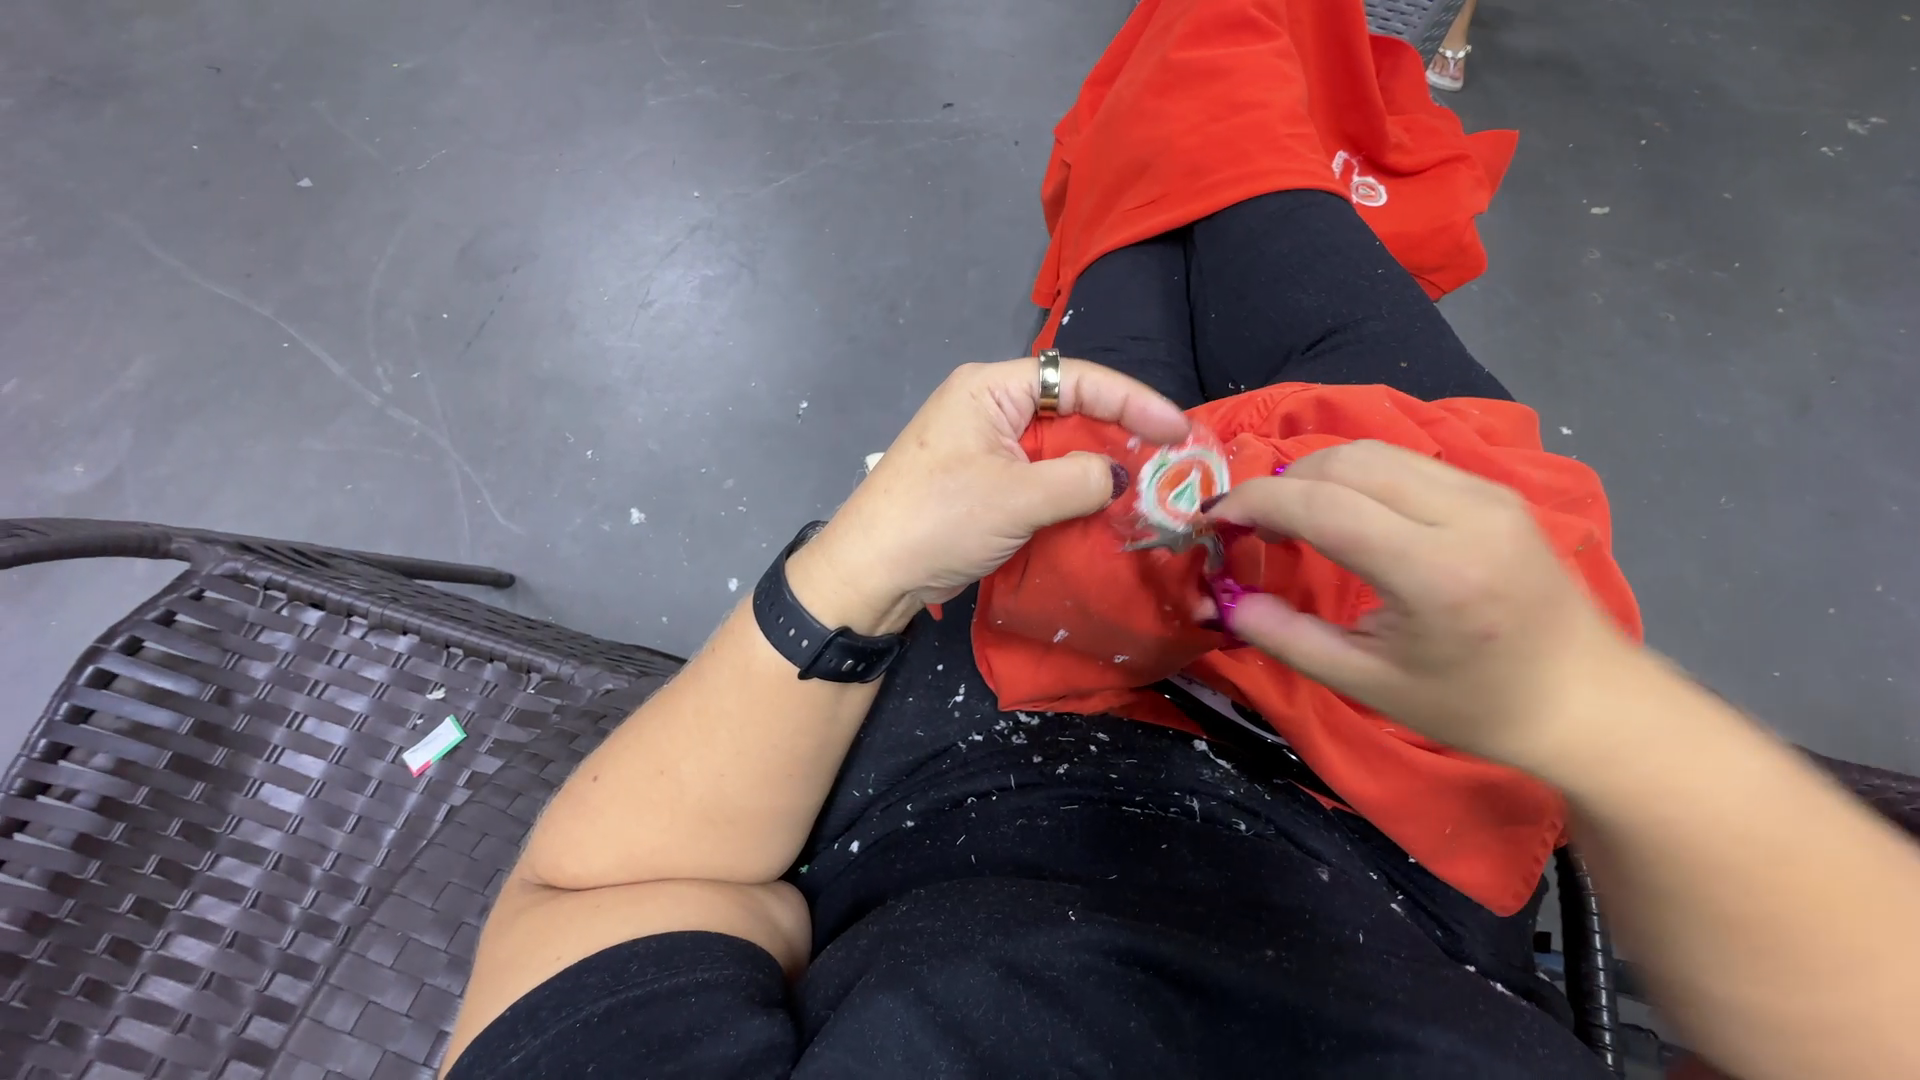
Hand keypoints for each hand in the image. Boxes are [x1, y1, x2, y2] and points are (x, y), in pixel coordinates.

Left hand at [789, 357, 1190, 633]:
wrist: (870, 573)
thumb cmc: (938, 521)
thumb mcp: (1017, 498)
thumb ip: (1080, 479)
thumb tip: (1120, 475)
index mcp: (989, 389)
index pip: (1076, 378)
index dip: (1133, 400)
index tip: (1179, 430)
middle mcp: (988, 408)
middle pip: (1070, 409)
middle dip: (1119, 435)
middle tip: (1169, 464)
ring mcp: (984, 447)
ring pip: (1056, 447)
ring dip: (1096, 467)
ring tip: (1146, 488)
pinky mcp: (982, 482)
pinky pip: (1038, 476)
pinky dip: (1070, 491)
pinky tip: (1102, 509)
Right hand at [1200, 440, 1640, 769]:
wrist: (1587, 700)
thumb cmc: (1474, 705)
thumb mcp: (1368, 685)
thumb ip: (1288, 638)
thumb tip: (1228, 600)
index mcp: (1434, 571)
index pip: (1324, 505)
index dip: (1256, 502)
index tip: (1215, 519)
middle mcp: (1465, 514)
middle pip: (1344, 462)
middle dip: (1279, 482)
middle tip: (1248, 523)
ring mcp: (1486, 494)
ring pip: (1372, 450)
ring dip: (1314, 473)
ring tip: (1287, 515)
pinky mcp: (1494, 490)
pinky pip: (1403, 460)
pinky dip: (1353, 474)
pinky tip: (1340, 510)